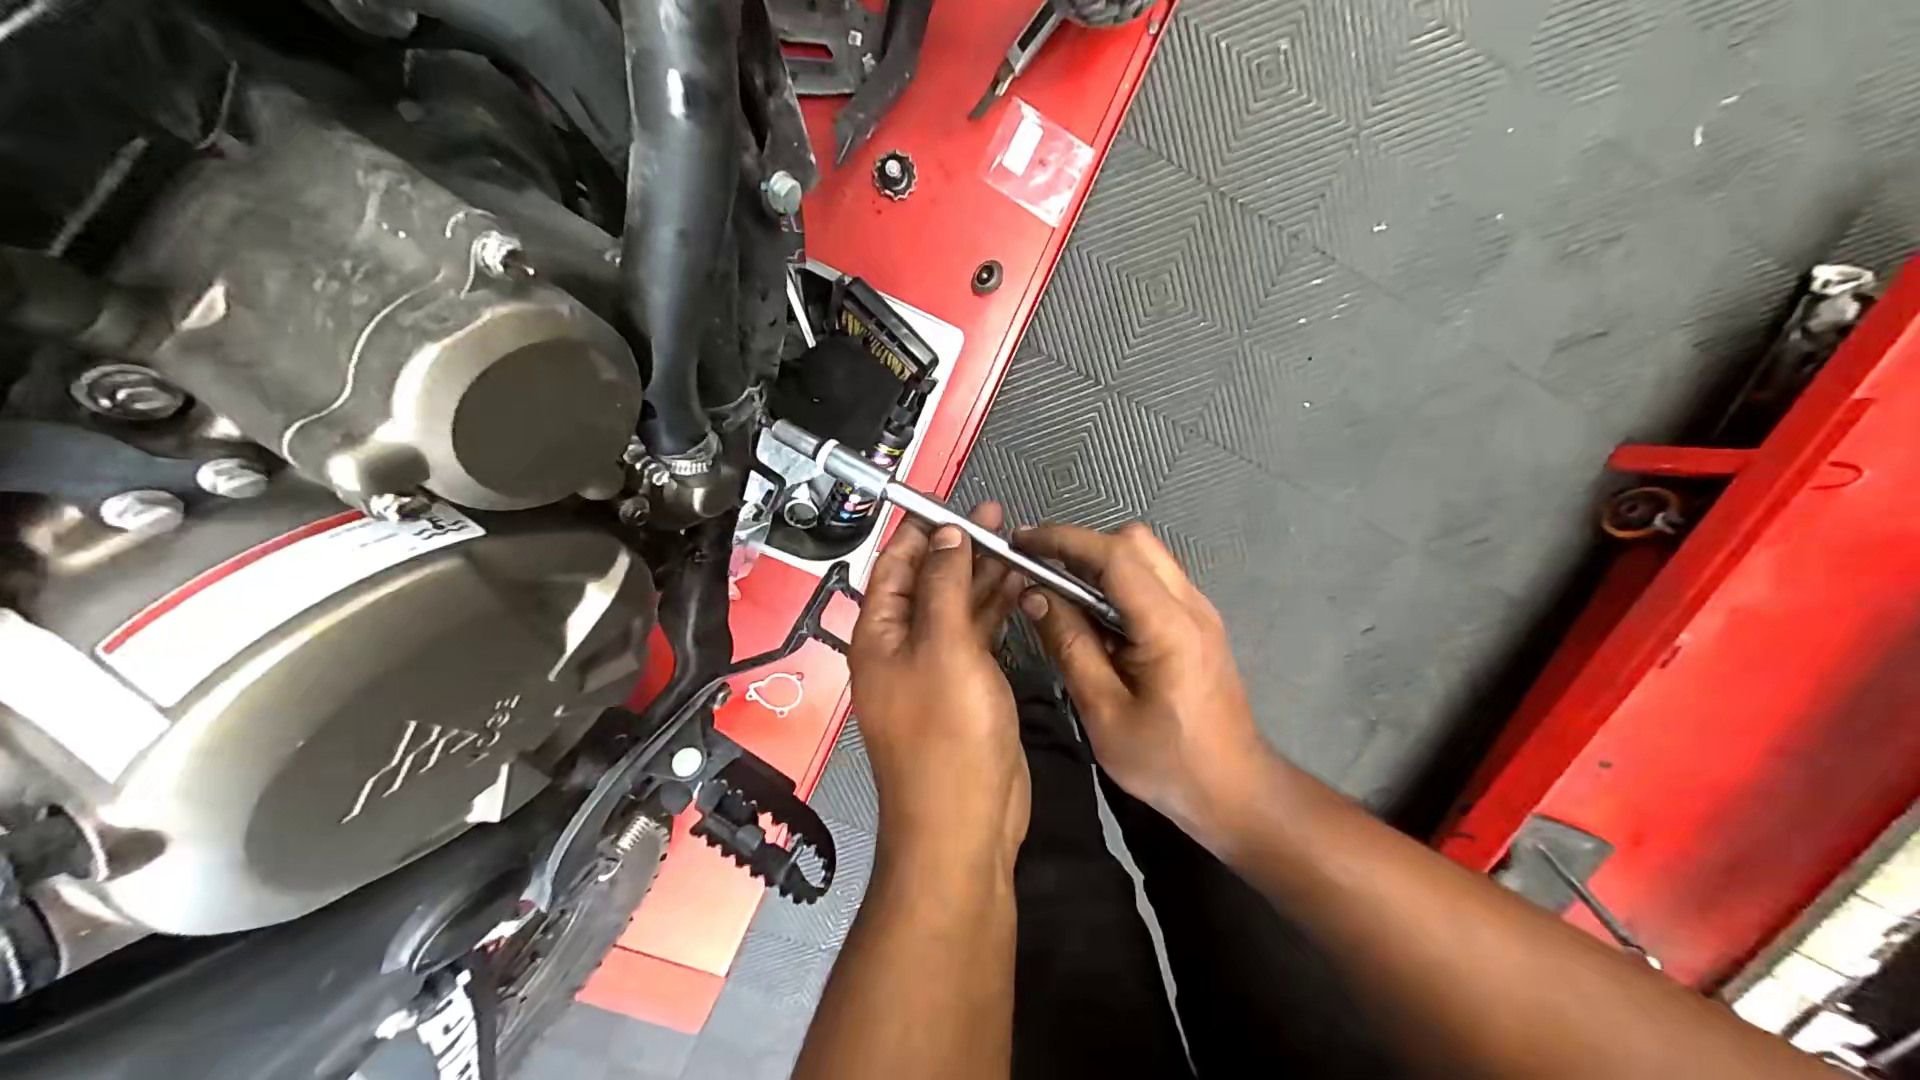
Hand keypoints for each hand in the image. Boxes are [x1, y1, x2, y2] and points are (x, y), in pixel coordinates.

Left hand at [850, 502, 1029, 868]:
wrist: (965, 818)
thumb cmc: (946, 737)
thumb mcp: (944, 647)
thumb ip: (944, 586)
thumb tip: (945, 537)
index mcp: (879, 635)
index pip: (894, 567)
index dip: (921, 532)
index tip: (951, 504)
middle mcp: (902, 648)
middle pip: (928, 583)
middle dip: (959, 549)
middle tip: (995, 520)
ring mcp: (936, 668)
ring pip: (957, 607)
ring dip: (981, 577)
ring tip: (1013, 546)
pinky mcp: (966, 686)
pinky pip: (977, 635)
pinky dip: (995, 610)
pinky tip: (1017, 590)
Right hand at [1016, 523, 1271, 844]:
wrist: (1234, 790)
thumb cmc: (1166, 760)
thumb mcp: (1103, 710)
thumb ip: (1069, 646)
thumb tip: (1035, 596)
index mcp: (1169, 626)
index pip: (1114, 555)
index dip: (1063, 540)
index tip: (1022, 541)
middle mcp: (1191, 605)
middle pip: (1134, 542)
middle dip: (1082, 546)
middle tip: (1040, 568)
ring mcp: (1200, 612)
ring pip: (1146, 557)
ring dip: (1099, 563)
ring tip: (1059, 591)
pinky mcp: (1198, 624)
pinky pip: (1153, 582)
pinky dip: (1117, 583)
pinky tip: (1093, 617)